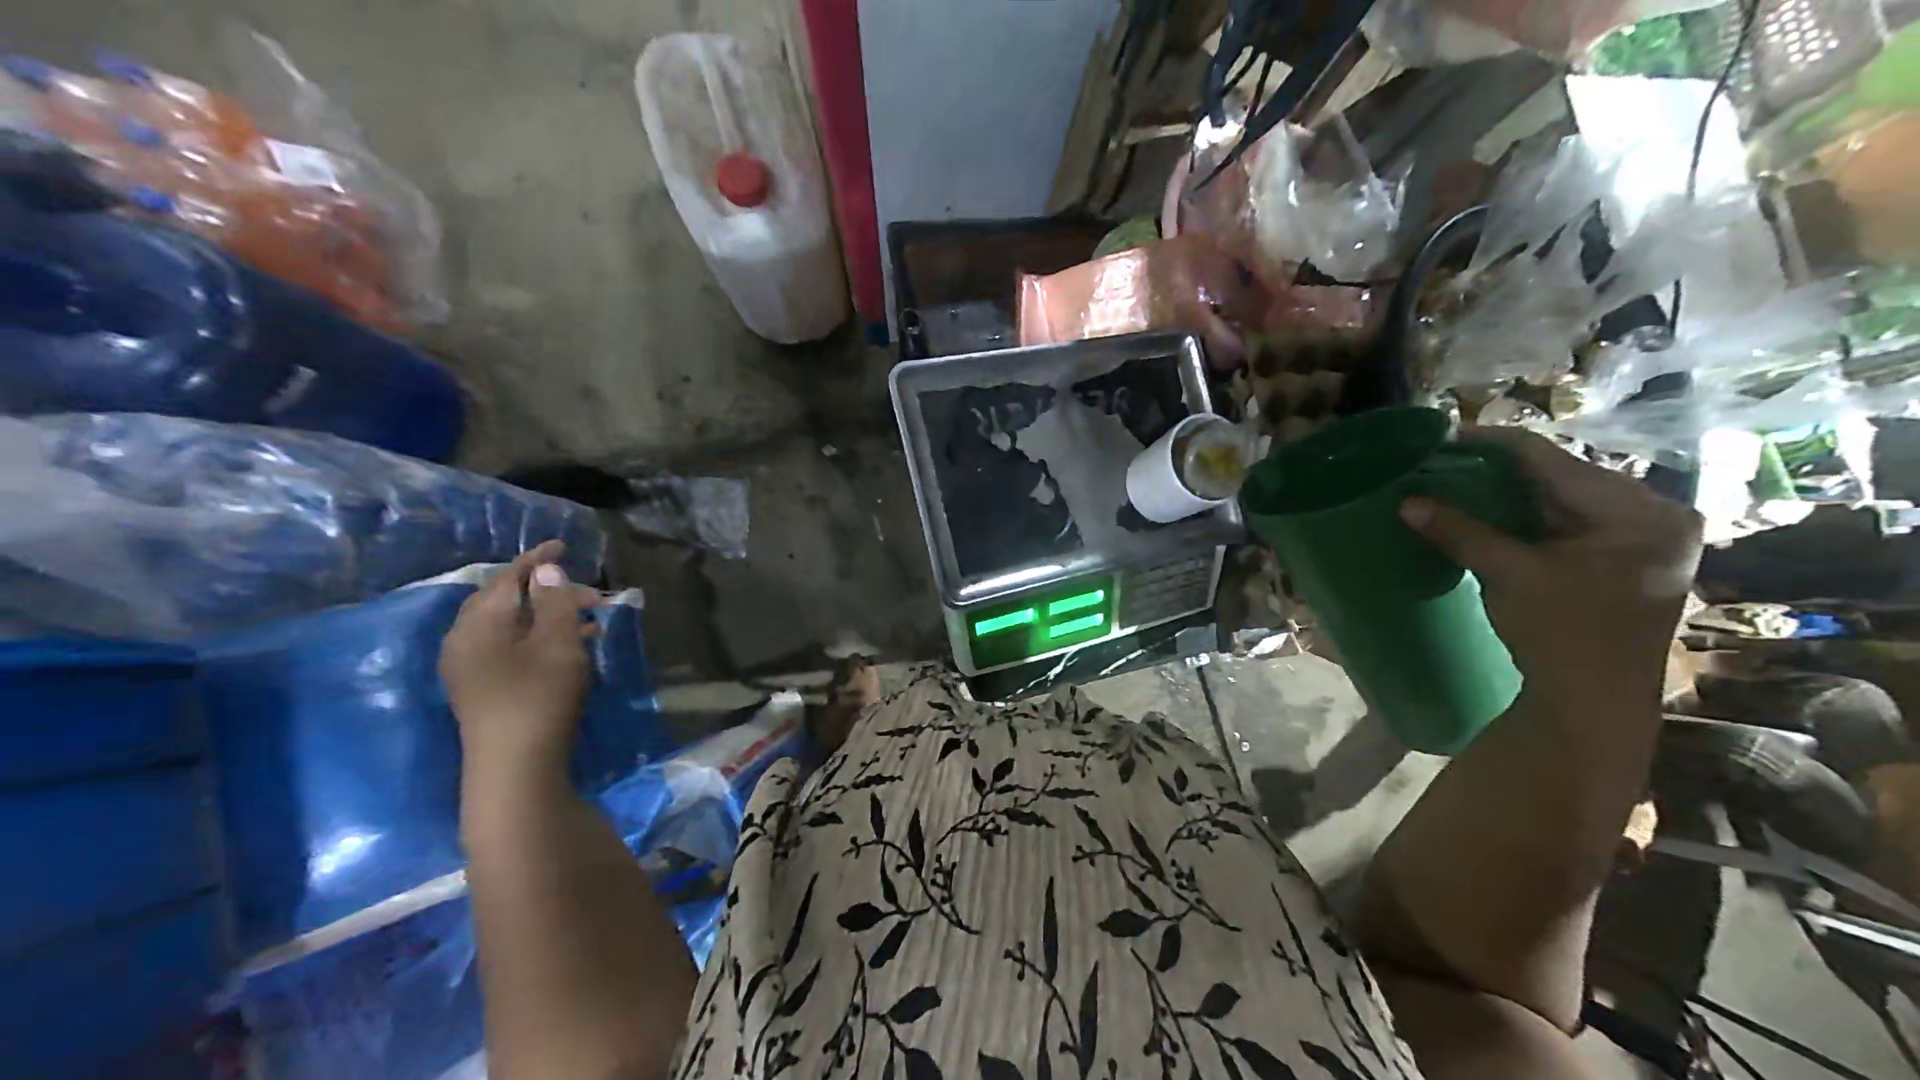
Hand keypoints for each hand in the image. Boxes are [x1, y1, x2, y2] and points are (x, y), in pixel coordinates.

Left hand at [440, 541, 600, 772]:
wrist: (515, 770)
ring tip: (591, 620)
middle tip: (593, 595)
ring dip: (550, 617)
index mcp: (476, 625)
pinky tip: (571, 647)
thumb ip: (554, 602)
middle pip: (506, 601)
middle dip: (549, 592)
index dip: (538, 560)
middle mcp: (464, 642)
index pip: (507, 579)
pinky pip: (511, 648)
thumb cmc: (538, 698)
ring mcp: (470, 669)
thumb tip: (547, 571)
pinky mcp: (483, 689)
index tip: (565, 544)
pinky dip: (541, 638)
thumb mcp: (558, 644)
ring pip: (511, 627)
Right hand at [1400, 427, 1701, 703]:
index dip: (1492, 444)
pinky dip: (1519, 519)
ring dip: (1504, 495)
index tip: (1443, 435)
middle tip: (1442, 463)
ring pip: (1557, 501)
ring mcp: (1637, 541)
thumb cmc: (1564, 633)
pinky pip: (1560, 524)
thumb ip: (1460, 531)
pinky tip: (1483, 514)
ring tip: (1453, 483)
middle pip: (1558, 477)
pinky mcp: (1617, 562)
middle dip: (1495, 471)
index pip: (1553, 459)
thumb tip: (1407, 502)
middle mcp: (1651, 517)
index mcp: (1641, 512)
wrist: (1592, 704)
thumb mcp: (1510, 573)